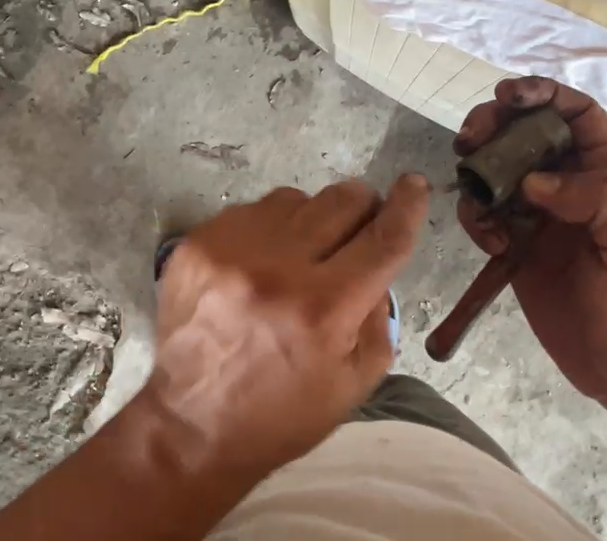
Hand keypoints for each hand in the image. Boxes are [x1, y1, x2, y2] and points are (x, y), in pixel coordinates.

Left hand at [144, 175, 429, 476]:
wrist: (191, 422)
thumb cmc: (281, 413)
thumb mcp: (352, 382)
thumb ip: (378, 317)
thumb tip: (377, 265)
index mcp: (324, 309)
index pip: (382, 240)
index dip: (407, 207)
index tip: (415, 185)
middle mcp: (278, 268)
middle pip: (342, 201)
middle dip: (363, 207)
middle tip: (359, 228)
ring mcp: (233, 249)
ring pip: (296, 198)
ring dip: (313, 217)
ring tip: (302, 254)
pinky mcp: (199, 241)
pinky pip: (252, 210)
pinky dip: (269, 228)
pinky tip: (260, 262)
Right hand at [455, 77, 606, 422]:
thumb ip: (603, 202)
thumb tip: (534, 181)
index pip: (580, 118)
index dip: (544, 95)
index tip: (506, 95)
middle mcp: (575, 190)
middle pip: (528, 135)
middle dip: (495, 126)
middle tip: (469, 139)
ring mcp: (543, 219)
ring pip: (499, 171)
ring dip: (479, 172)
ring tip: (477, 196)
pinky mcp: (518, 248)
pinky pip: (486, 216)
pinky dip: (478, 220)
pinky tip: (493, 244)